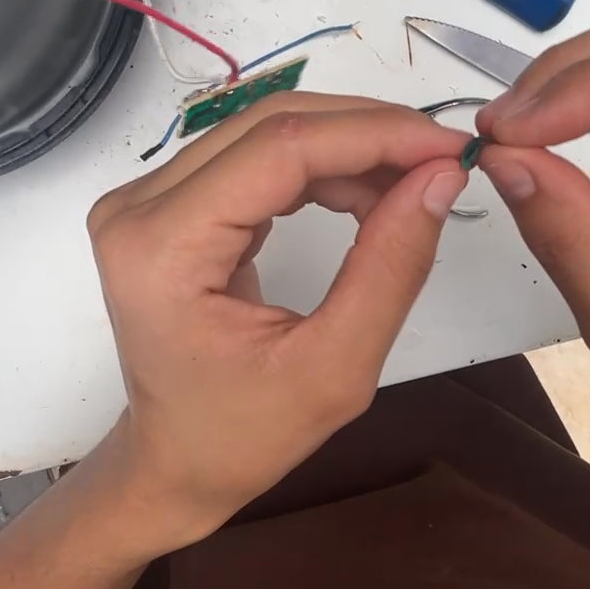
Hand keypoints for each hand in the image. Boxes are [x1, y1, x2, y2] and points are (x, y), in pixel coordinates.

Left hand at [85, 93, 470, 543]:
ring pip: (264, 134)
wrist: (177, 462)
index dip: (375, 135)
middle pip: (269, 126)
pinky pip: (253, 161)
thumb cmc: (244, 436)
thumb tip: (442, 176)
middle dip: (367, 134)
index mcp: (161, 248)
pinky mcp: (165, 207)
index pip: (280, 148)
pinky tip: (365, 196)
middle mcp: (137, 207)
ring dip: (347, 150)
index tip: (451, 147)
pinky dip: (319, 171)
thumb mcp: (334, 368)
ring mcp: (144, 202)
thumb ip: (390, 268)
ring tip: (410, 186)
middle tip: (441, 161)